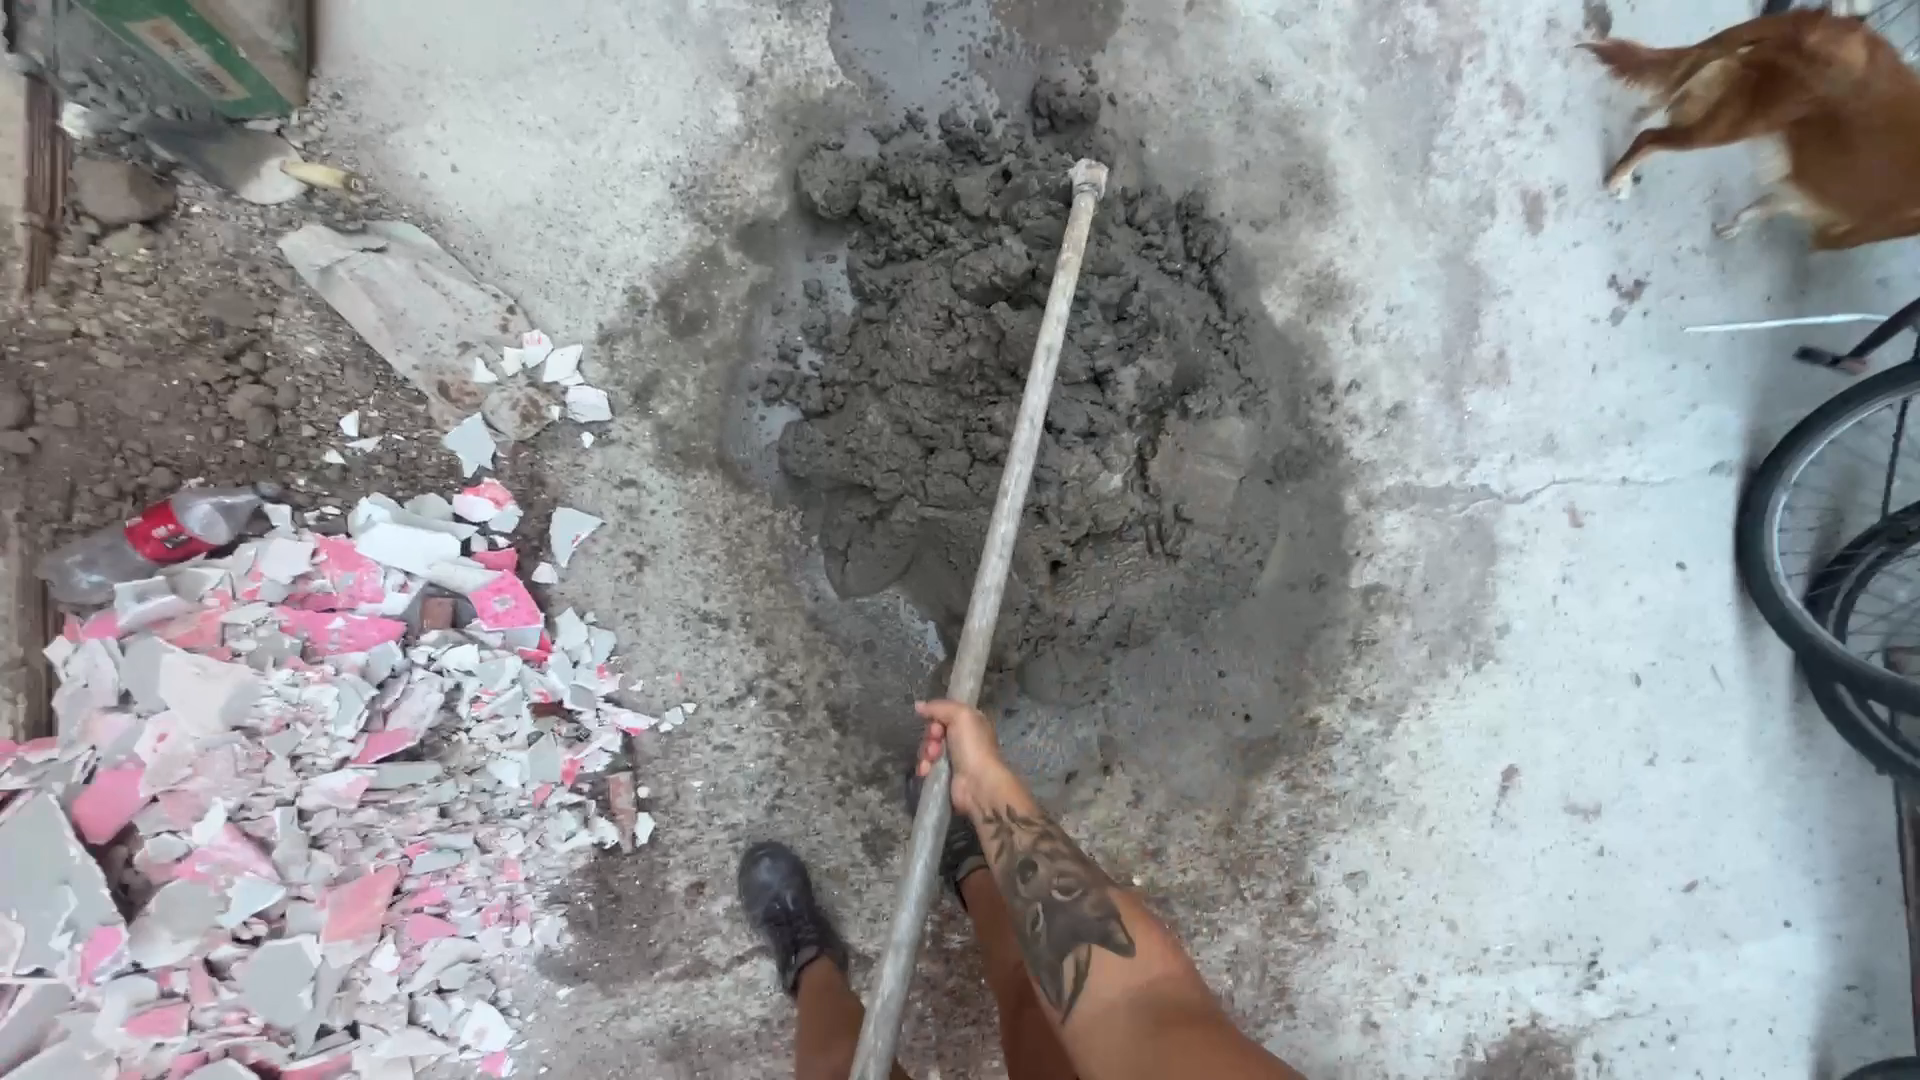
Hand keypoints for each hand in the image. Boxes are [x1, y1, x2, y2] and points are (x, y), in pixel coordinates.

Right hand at [915, 699, 1010, 818]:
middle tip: (936, 744)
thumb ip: (939, 707)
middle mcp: (963, 738)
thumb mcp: (961, 715)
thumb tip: (919, 706)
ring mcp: (954, 758)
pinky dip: (925, 767)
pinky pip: (927, 765)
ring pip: (929, 748)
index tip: (936, 726)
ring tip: (932, 760)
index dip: (936, 718)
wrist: (977, 783)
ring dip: (926, 753)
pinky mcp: (945, 775)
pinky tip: (927, 771)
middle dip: (930, 737)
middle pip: (935, 731)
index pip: (945, 713)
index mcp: (971, 722)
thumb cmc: (972, 746)